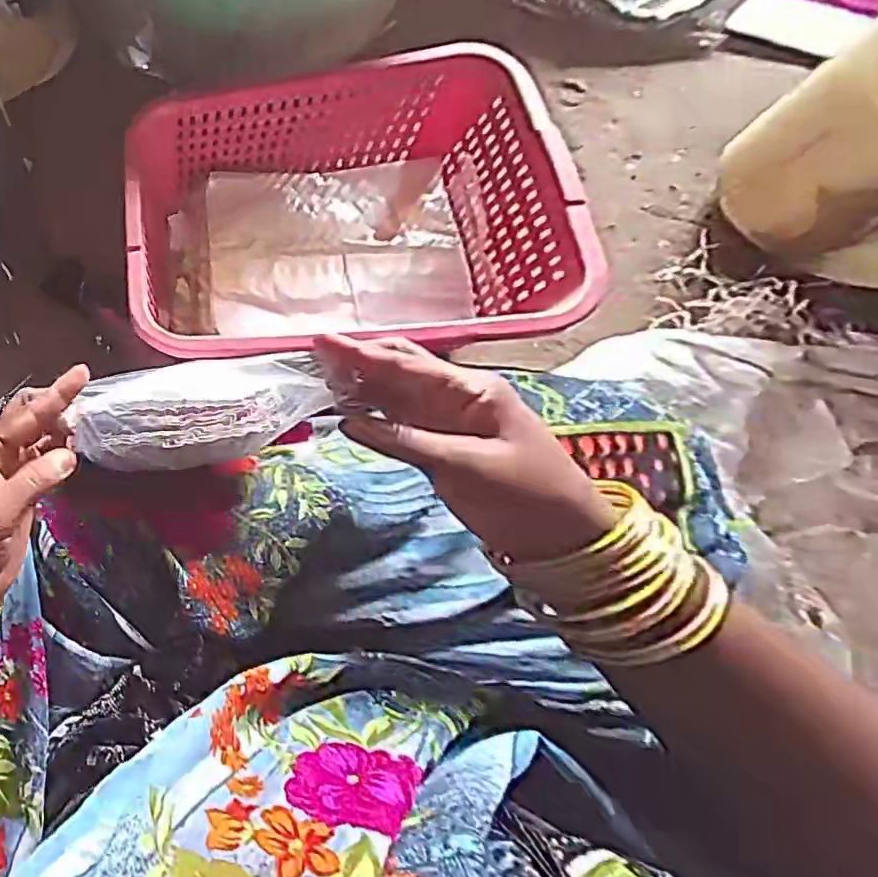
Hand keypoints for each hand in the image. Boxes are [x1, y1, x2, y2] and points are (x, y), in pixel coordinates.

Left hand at [0, 365, 89, 609]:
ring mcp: (12, 475)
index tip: (80, 374)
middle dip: (56, 404)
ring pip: (42, 440)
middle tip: (87, 395)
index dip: (53, 396)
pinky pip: (48, 464)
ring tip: (89, 417)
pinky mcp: (26, 493)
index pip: (23, 418)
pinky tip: (78, 447)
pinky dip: (63, 454)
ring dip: (63, 428)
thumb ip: (32, 481)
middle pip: (31, 420)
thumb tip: (67, 455)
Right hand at [313, 335, 615, 563]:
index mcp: (470, 390)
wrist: (561, 535)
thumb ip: (407, 441)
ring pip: (391, 393)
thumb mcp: (468, 465)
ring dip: (357, 383)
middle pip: (397, 369)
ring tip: (319, 373)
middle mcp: (452, 397)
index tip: (323, 342)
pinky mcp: (433, 443)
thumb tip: (349, 423)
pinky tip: (342, 406)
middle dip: (357, 359)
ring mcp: (441, 420)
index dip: (362, 353)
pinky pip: (392, 420)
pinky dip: (366, 412)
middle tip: (316, 354)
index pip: (406, 365)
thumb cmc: (526, 493)